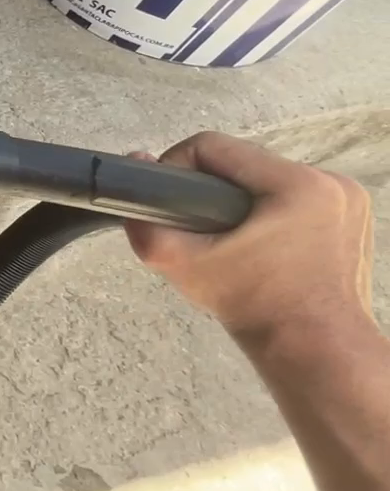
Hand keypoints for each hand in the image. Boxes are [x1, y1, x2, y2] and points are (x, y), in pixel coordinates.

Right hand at [126, 132, 374, 349]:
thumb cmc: (247, 300)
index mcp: (297, 185)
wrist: (311, 344)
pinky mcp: (352, 214)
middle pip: (237, 159)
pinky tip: (251, 234)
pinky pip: (286, 190)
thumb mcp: (169, 258)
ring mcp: (348, 198)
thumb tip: (137, 162)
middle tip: (192, 221)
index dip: (174, 168)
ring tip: (219, 230)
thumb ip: (138, 213)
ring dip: (230, 194)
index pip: (210, 146)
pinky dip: (260, 204)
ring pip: (260, 173)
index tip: (170, 204)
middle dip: (204, 185)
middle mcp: (330, 183)